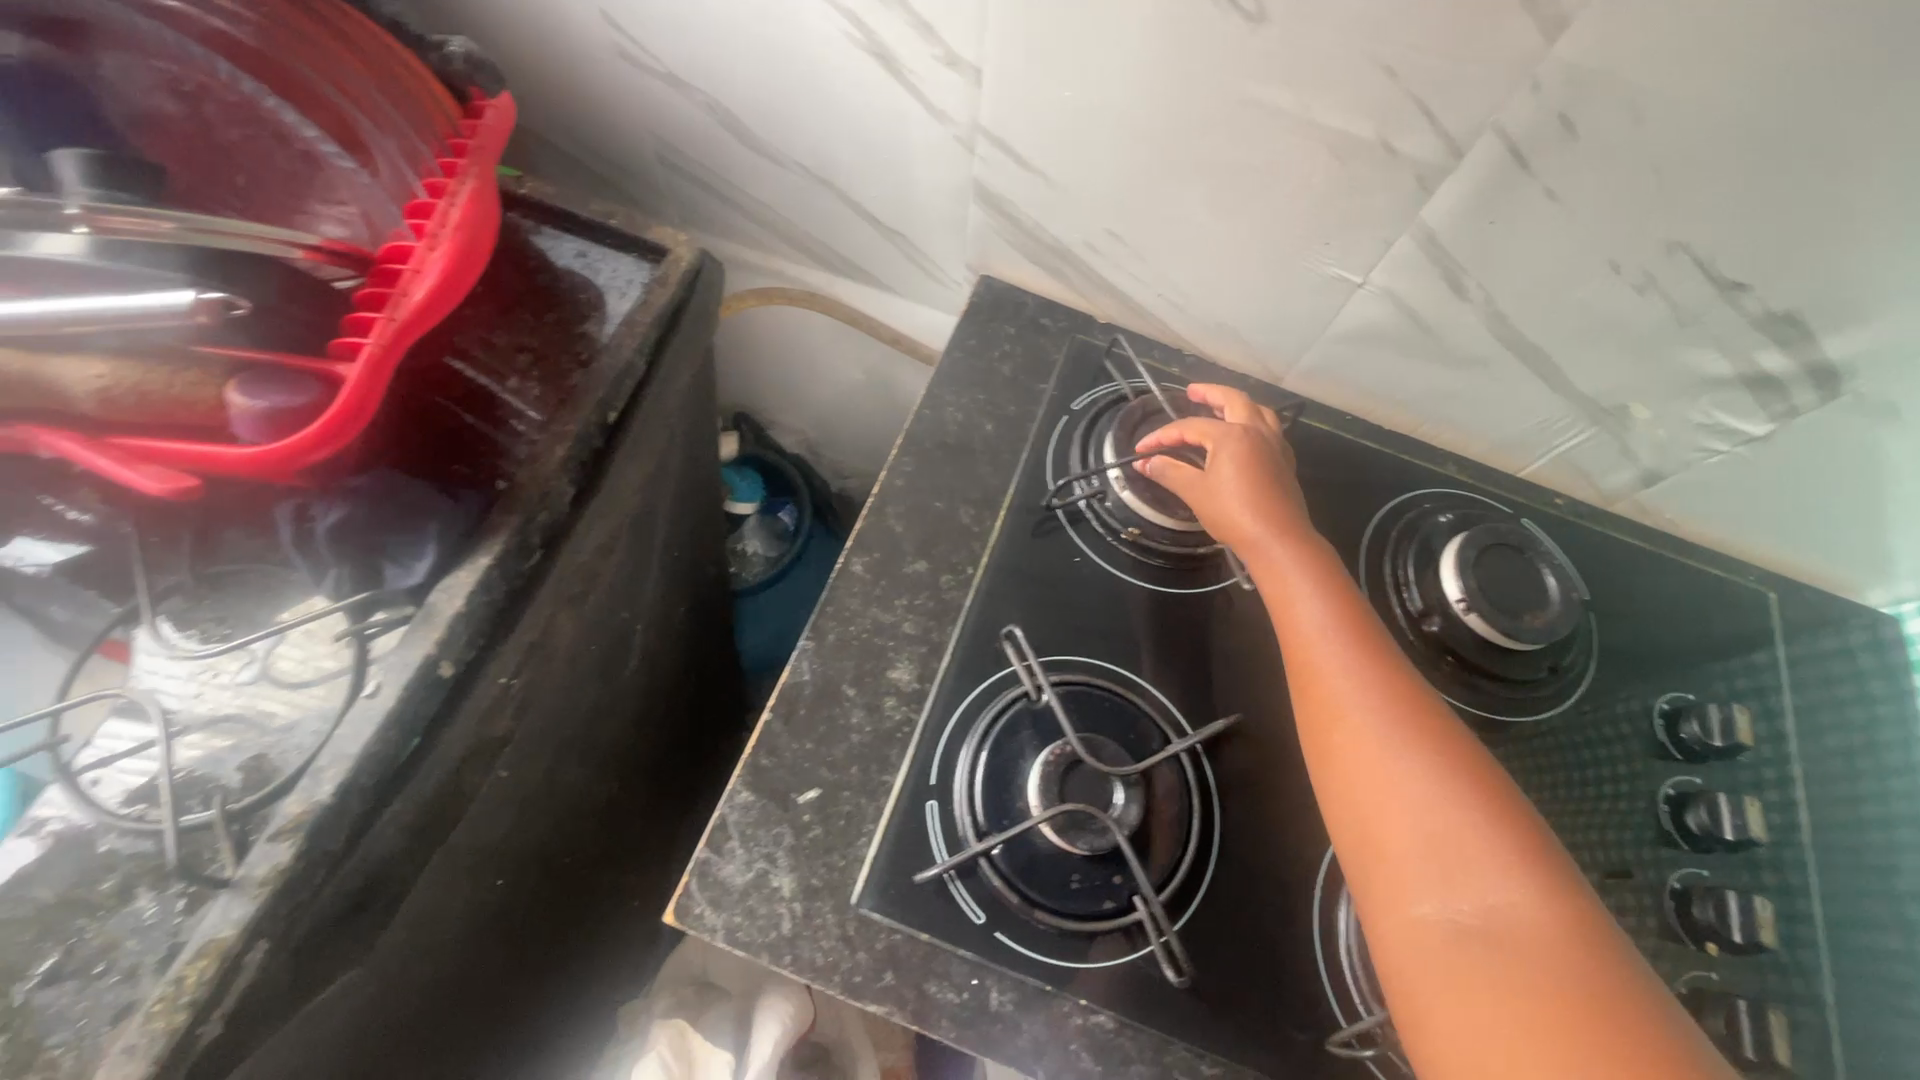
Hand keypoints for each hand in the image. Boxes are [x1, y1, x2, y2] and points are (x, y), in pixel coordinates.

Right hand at [1132, 384, 1313, 557]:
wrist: (1278, 539)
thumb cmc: (1234, 514)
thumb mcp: (1195, 492)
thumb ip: (1169, 472)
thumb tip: (1144, 463)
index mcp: (1231, 435)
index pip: (1189, 427)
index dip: (1162, 436)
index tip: (1141, 450)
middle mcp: (1256, 431)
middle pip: (1233, 400)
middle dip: (1210, 393)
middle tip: (1192, 391)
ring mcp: (1275, 444)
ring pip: (1258, 411)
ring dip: (1237, 404)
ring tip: (1221, 407)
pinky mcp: (1284, 461)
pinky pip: (1270, 429)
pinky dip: (1254, 422)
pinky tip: (1246, 436)